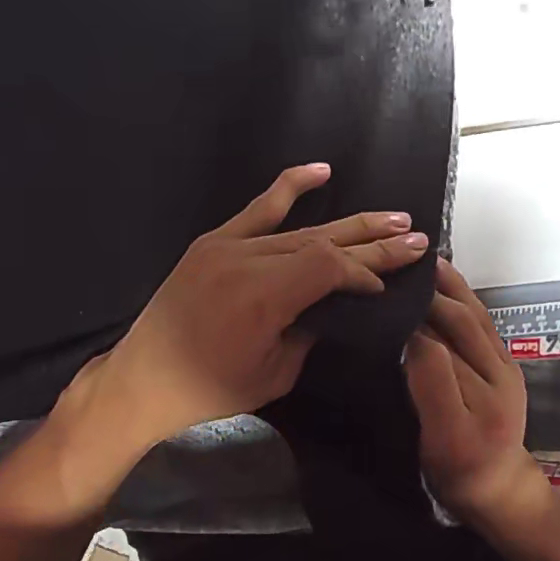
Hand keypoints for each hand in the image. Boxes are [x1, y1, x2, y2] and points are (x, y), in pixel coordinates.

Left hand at [50, 163, 428, 489]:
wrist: (142, 378)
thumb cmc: (211, 389)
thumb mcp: (275, 374)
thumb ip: (309, 330)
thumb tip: (334, 304)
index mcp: (262, 299)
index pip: (329, 267)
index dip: (364, 272)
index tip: (387, 285)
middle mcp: (247, 262)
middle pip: (324, 242)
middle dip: (375, 242)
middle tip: (416, 237)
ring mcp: (227, 246)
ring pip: (302, 229)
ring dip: (351, 224)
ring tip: (393, 217)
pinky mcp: (213, 241)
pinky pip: (257, 208)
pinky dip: (290, 187)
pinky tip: (320, 170)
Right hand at [405, 258, 557, 533]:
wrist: (497, 485)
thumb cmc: (459, 469)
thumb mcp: (439, 439)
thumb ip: (431, 386)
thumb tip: (414, 335)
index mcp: (479, 395)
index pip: (438, 344)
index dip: (411, 318)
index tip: (380, 295)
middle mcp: (497, 372)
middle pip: (461, 321)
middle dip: (431, 292)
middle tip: (394, 268)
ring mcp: (504, 364)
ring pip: (474, 316)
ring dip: (450, 287)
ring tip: (422, 261)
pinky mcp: (504, 362)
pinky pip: (482, 323)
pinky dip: (462, 298)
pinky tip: (445, 283)